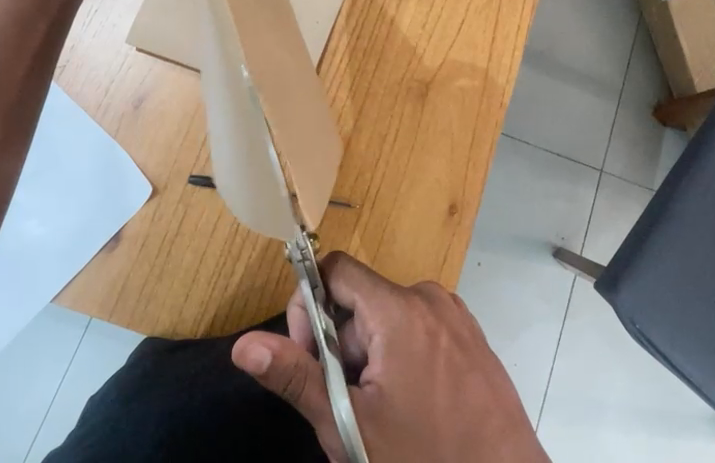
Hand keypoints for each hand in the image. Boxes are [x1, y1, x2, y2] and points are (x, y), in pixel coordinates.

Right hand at [232, 253, 548, 462]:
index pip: (336, 269)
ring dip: (370, 358)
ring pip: (388, 320)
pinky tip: (410, 407)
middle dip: (341, 346)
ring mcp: (454, 317)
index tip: (309, 358)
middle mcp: (429, 298)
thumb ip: (296, 377)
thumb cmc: (424, 453)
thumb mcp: (349, 423)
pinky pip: (419, 331)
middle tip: (347, 403)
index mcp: (399, 308)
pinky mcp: (470, 338)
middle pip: (360, 302)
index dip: (309, 306)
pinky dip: (401, 359)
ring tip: (380, 413)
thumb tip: (243, 346)